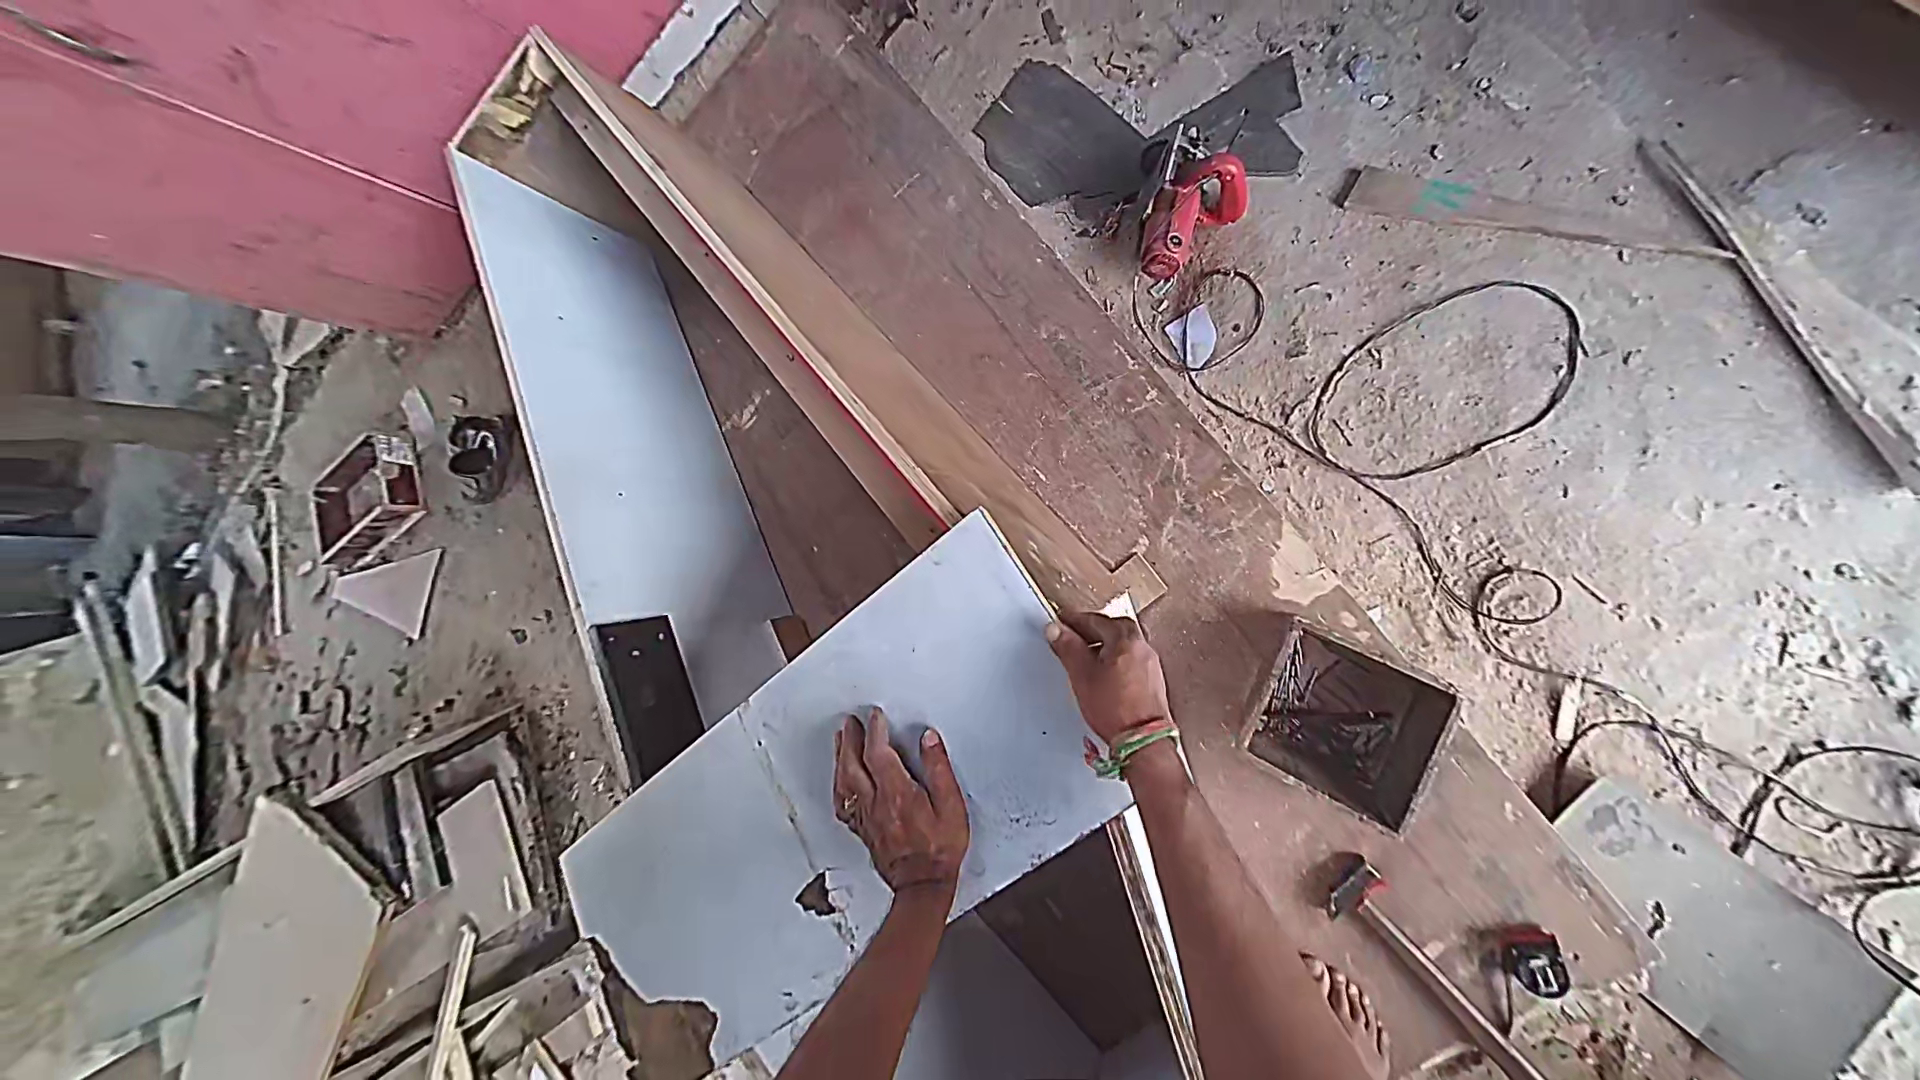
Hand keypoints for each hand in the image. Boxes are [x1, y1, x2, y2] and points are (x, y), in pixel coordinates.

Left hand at [833, 708, 969, 896]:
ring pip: (844, 782)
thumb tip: (929, 740)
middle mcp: (877, 804)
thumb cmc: (940, 849)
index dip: (875, 731)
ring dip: (841, 758)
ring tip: (841, 741)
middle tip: (852, 722)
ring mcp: (866, 818)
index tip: (876, 716)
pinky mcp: (863, 830)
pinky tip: (839, 780)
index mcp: (897, 793)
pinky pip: (843, 803)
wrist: (924, 885)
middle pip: (854, 764)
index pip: (878, 753)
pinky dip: (838, 785)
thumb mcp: (952, 805)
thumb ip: (939, 769)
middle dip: (852, 739)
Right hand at [1045, 612, 1171, 743]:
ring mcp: (1150, 664)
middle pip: (1114, 627)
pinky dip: (1116, 657)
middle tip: (1074, 633)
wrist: (1142, 739)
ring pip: (1124, 643)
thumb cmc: (1116, 709)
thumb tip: (1056, 630)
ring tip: (1086, 654)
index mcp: (1125, 639)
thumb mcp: (1081, 674)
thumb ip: (1068, 647)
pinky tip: (1104, 671)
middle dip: (1092, 628)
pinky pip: (1131, 658)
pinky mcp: (1152, 680)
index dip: (1074, 620)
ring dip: (1105, 643)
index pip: (1096, 620)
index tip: (1061, 622)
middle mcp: (1142, 647)